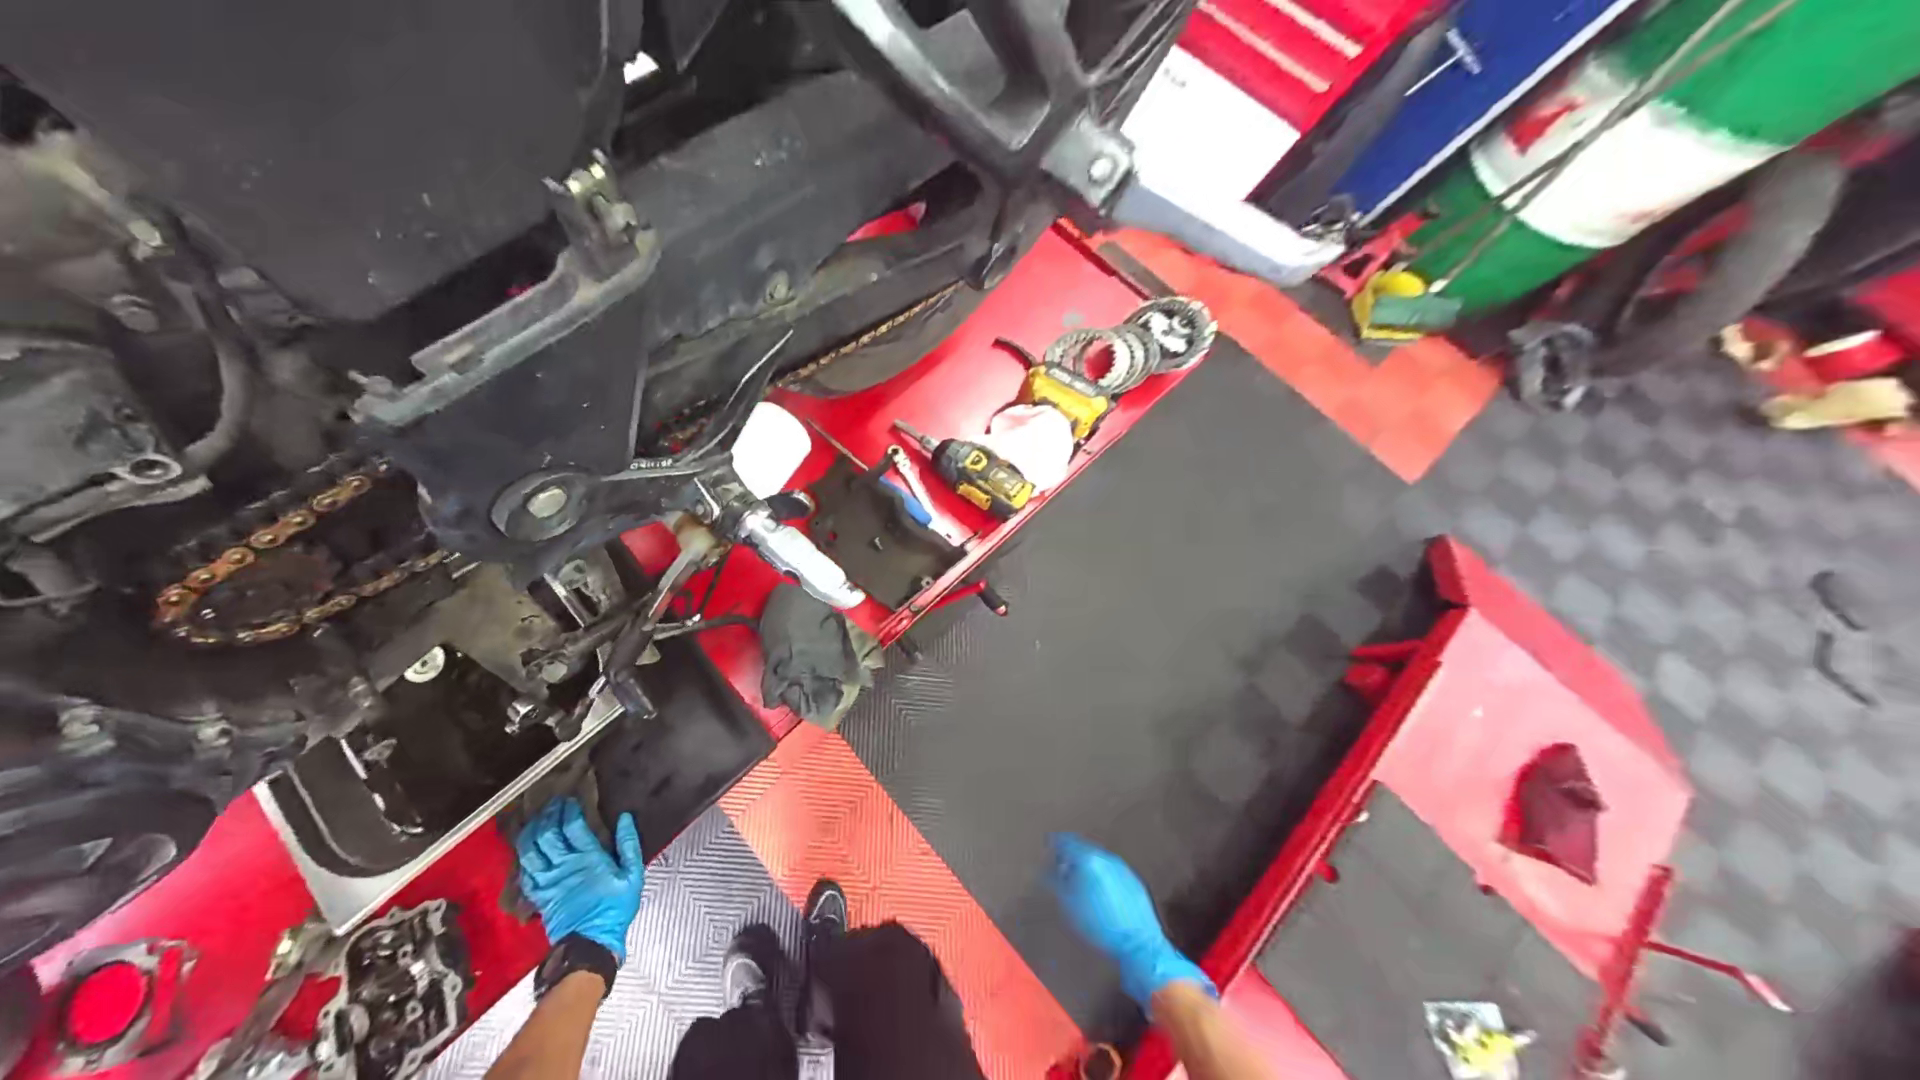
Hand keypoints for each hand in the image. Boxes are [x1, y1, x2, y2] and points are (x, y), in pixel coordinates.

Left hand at [516, 798, 644, 962]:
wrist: (591, 943)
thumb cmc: (615, 908)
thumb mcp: (633, 875)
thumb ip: (629, 845)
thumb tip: (624, 818)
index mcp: (588, 858)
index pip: (572, 826)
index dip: (568, 809)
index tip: (570, 800)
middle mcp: (564, 865)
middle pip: (547, 834)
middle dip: (548, 815)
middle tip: (552, 805)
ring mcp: (547, 881)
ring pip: (530, 851)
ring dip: (531, 832)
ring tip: (535, 821)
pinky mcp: (538, 895)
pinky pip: (525, 872)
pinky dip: (523, 857)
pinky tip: (526, 849)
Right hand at [1048, 833, 1212, 1006]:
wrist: (1140, 944)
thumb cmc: (1098, 925)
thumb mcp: (1069, 905)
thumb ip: (1057, 881)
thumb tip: (1047, 867)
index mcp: (1089, 859)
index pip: (1067, 842)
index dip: (1055, 843)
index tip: (1048, 845)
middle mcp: (1106, 857)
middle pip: (1083, 848)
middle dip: (1071, 855)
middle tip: (1061, 865)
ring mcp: (1123, 868)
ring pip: (1098, 859)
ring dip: (1087, 865)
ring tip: (1078, 879)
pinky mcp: (1134, 880)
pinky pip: (1111, 870)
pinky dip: (1101, 874)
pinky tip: (1099, 889)